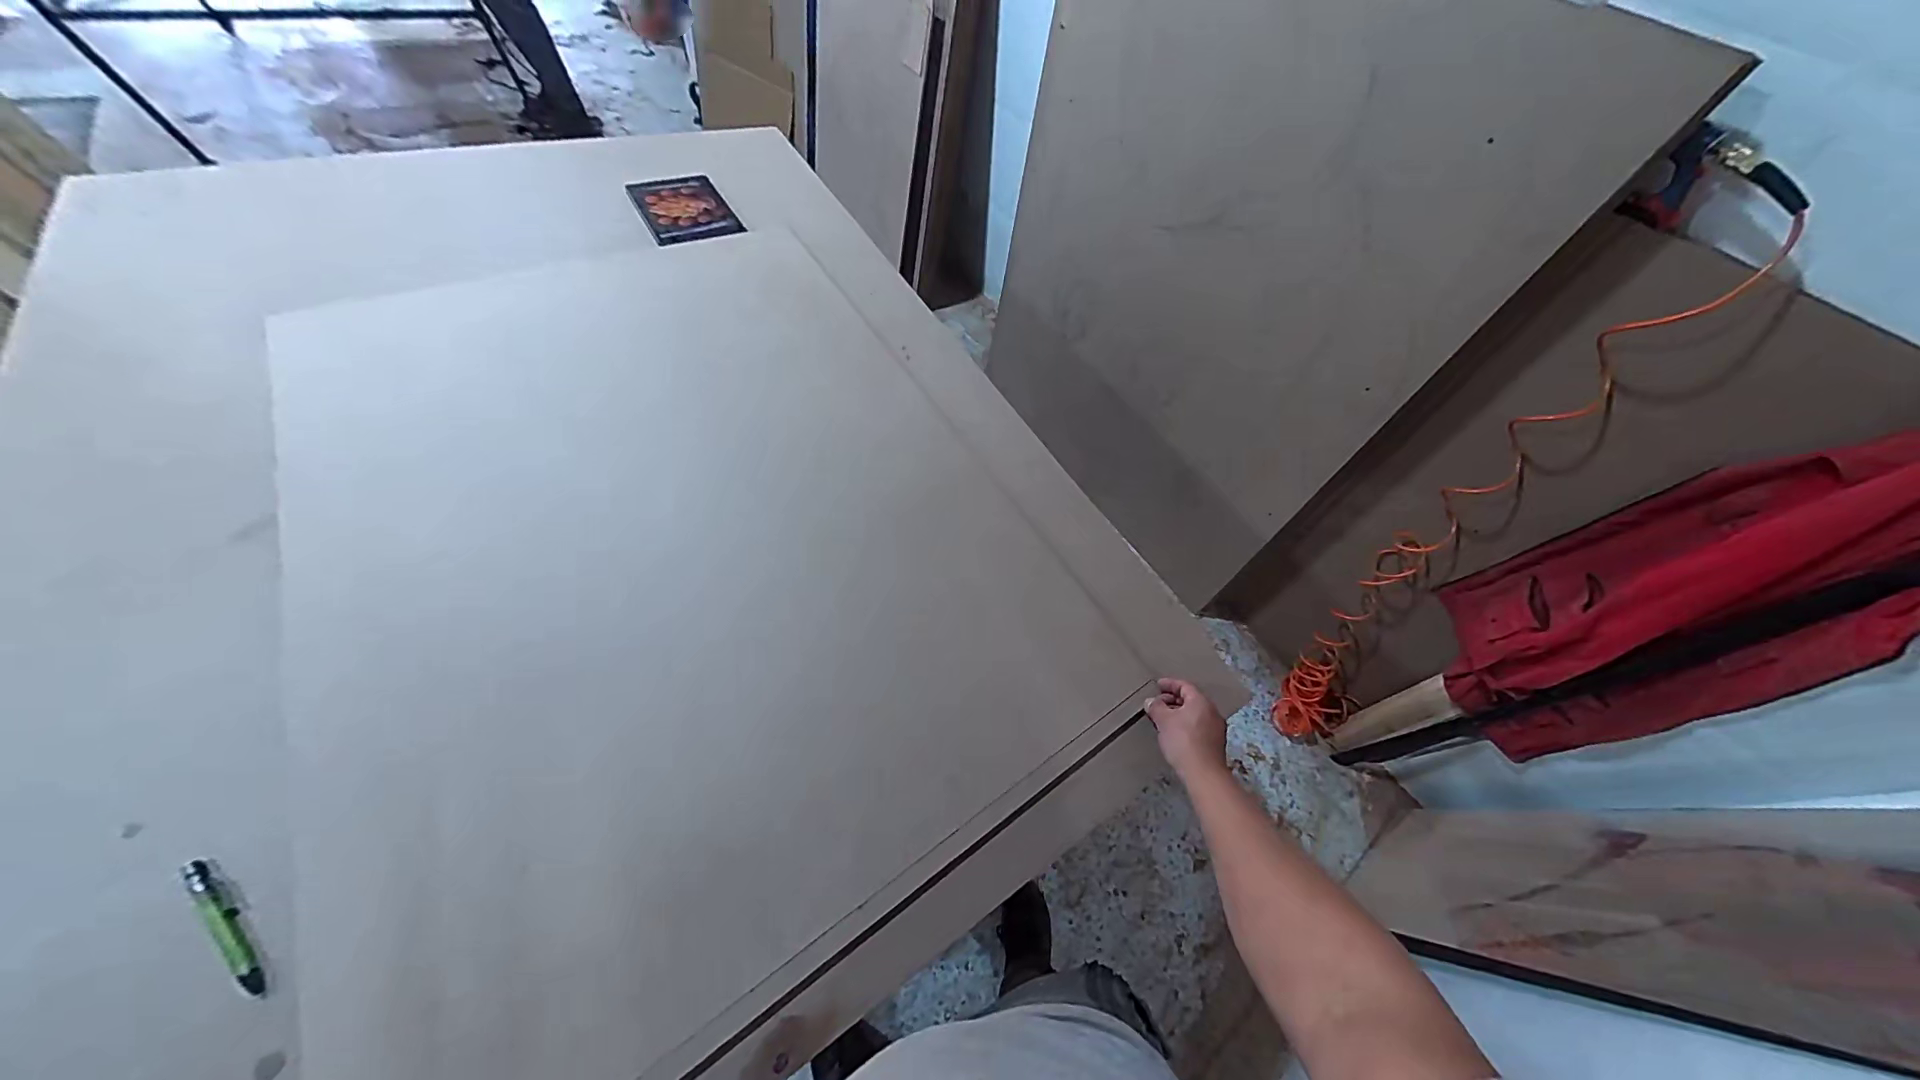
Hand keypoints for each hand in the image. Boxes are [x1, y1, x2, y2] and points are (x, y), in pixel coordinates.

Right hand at [1144, 677, 1227, 781]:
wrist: (1203, 773)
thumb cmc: (1183, 741)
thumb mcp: (1163, 721)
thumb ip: (1156, 707)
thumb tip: (1151, 702)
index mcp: (1201, 702)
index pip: (1185, 686)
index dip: (1170, 684)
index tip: (1158, 685)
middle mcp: (1212, 712)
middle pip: (1191, 699)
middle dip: (1173, 699)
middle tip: (1158, 703)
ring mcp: (1216, 728)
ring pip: (1195, 713)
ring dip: (1179, 713)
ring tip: (1163, 719)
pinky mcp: (1215, 742)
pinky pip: (1198, 726)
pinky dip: (1186, 724)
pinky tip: (1175, 733)